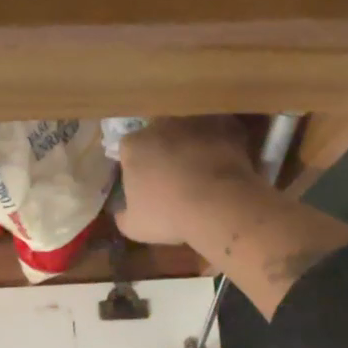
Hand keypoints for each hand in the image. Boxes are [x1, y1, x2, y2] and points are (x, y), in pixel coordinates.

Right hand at [115, 115, 263, 246]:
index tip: (145, 184)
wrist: (219, 205)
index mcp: (133, 146)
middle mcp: (160, 124)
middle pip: (158, 135)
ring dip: (192, 145)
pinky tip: (225, 164)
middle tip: (175, 177)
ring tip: (203, 171)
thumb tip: (122, 211)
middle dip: (163, 152)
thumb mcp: (135, 227)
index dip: (136, 167)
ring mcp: (194, 120)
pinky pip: (219, 132)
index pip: (128, 151)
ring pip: (189, 131)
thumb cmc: (169, 216)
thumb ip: (123, 215)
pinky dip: (220, 144)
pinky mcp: (225, 123)